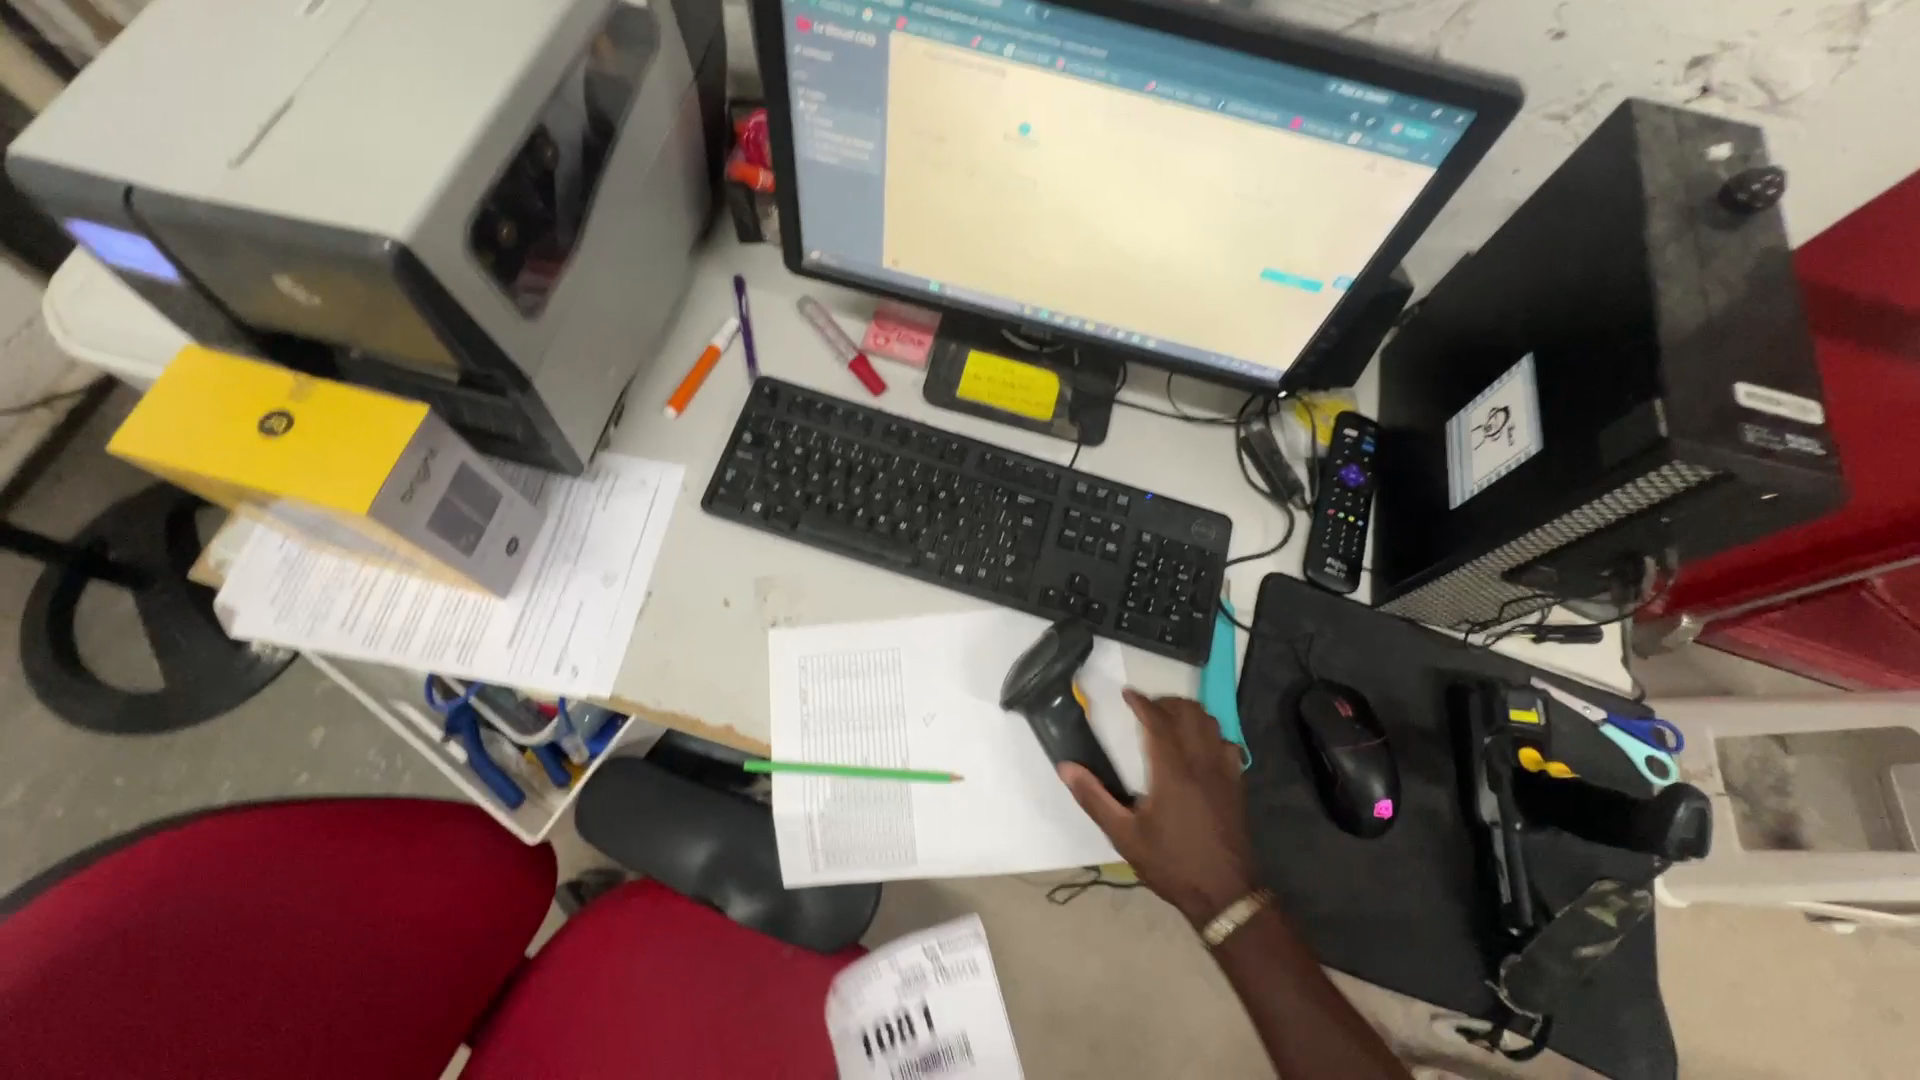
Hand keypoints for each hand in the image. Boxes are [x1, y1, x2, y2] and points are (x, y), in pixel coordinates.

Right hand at [1059, 689, 1258, 926]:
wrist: (1224, 893)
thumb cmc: (1171, 864)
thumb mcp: (1124, 836)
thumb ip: (1094, 798)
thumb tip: (1066, 767)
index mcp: (1172, 771)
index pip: (1158, 721)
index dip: (1142, 703)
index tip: (1127, 694)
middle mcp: (1201, 763)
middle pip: (1189, 713)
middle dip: (1167, 703)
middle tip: (1146, 708)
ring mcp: (1223, 772)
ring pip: (1211, 724)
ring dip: (1189, 713)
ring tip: (1170, 720)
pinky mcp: (1237, 785)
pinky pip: (1227, 744)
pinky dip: (1211, 734)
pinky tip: (1200, 746)